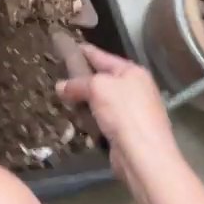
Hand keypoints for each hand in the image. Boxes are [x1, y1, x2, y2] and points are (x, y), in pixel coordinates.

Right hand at [56, 44, 177, 179]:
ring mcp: (132, 111)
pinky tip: (76, 118)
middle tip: (57, 75)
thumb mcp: (96, 87)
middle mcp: (135, 88)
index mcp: (132, 72)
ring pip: (100, 100)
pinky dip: (90, 118)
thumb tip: (60, 87)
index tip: (63, 46)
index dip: (82, 50)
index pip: (101, 55)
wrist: (145, 157)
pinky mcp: (127, 132)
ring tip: (61, 97)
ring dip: (84, 100)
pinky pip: (103, 118)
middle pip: (101, 78)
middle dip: (80, 79)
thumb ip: (77, 83)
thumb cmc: (124, 113)